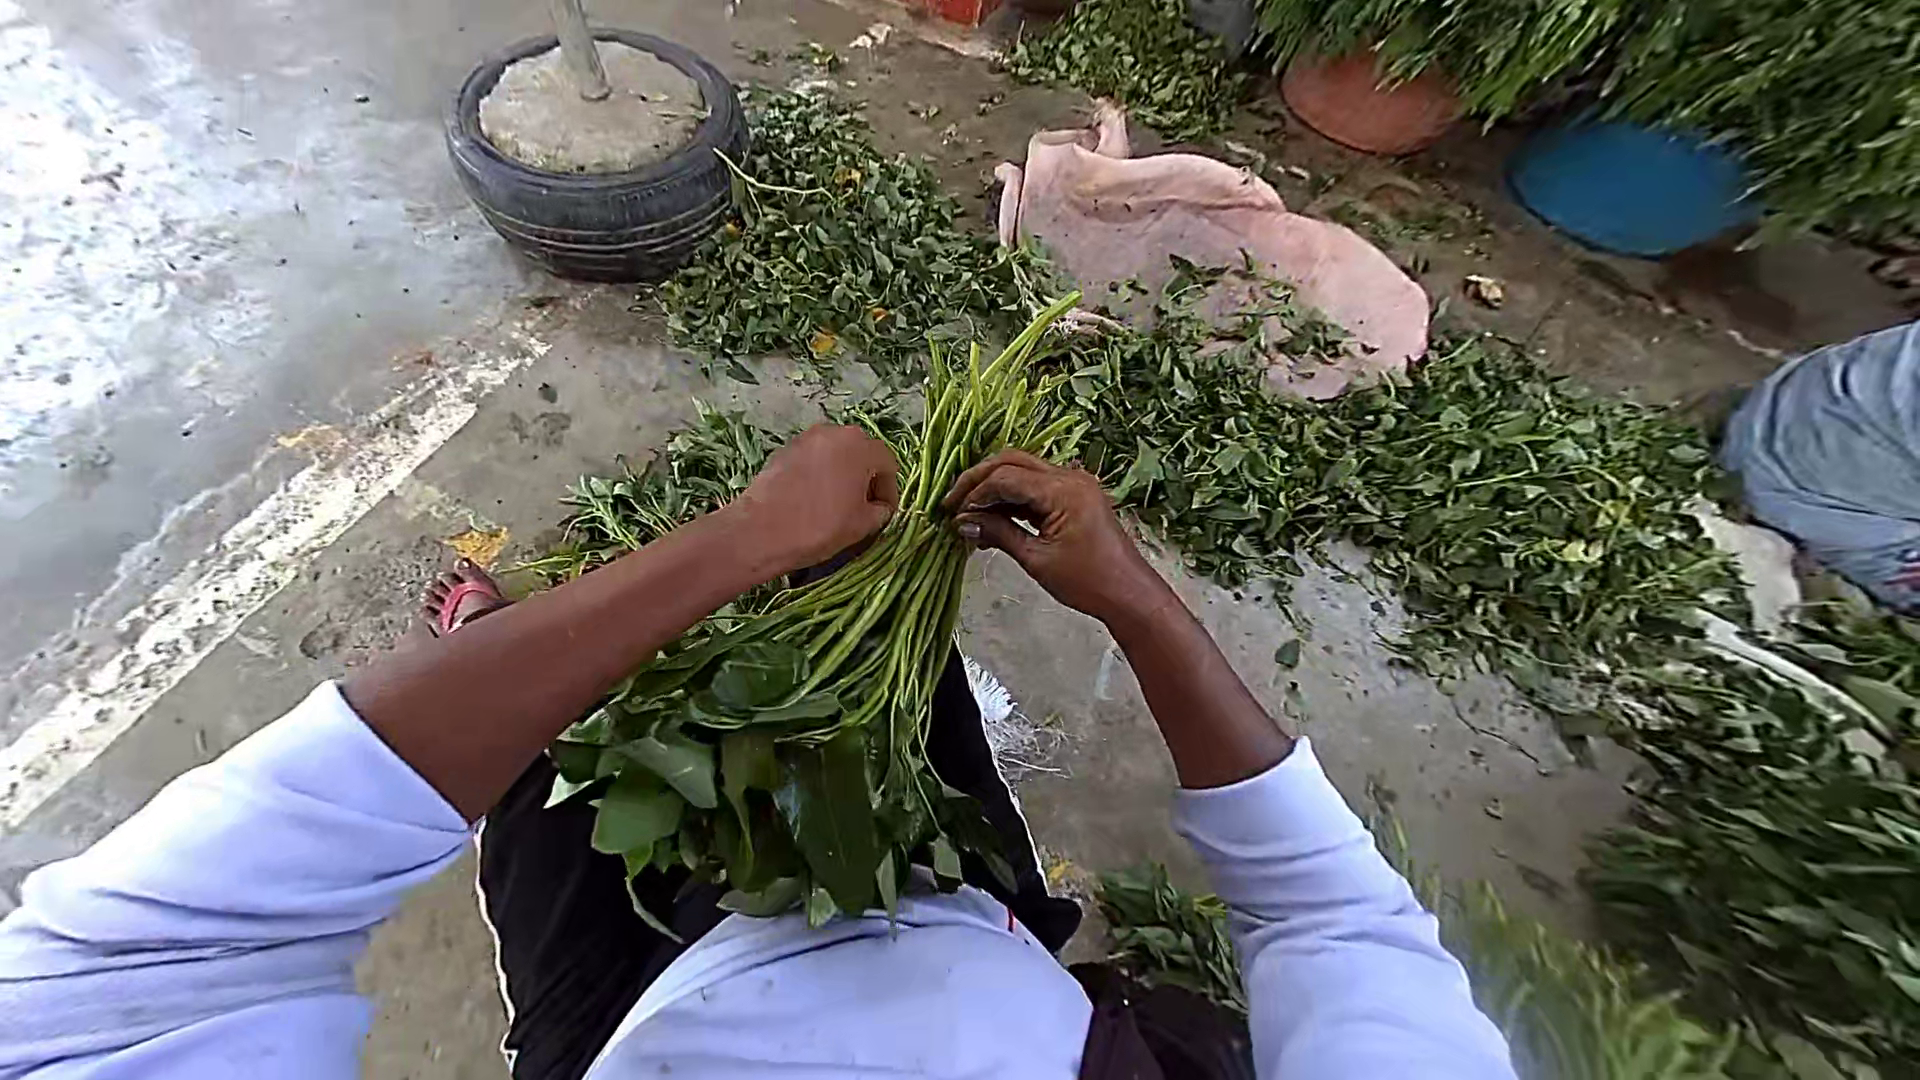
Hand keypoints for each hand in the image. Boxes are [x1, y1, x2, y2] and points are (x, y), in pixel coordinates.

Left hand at [729, 424, 898, 576]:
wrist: (761, 531)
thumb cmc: (820, 526)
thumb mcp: (863, 524)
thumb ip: (881, 511)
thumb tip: (879, 508)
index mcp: (860, 446)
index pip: (888, 464)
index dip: (889, 491)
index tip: (884, 513)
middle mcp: (835, 432)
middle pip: (862, 453)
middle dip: (867, 479)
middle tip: (863, 507)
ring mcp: (807, 438)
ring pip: (837, 454)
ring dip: (844, 474)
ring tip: (838, 503)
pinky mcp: (785, 449)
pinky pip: (814, 459)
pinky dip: (821, 474)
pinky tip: (814, 499)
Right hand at [943, 450, 1170, 623]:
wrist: (1128, 594)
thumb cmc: (1088, 582)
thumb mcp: (1036, 559)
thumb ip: (999, 534)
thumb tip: (964, 523)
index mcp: (1063, 490)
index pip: (1006, 477)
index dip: (975, 493)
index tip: (954, 514)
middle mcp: (1069, 478)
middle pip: (1012, 463)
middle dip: (979, 481)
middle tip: (953, 504)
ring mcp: (1073, 486)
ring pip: (1022, 473)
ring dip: (994, 491)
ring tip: (969, 517)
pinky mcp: (1074, 498)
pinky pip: (1035, 489)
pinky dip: (1012, 501)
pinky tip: (992, 521)